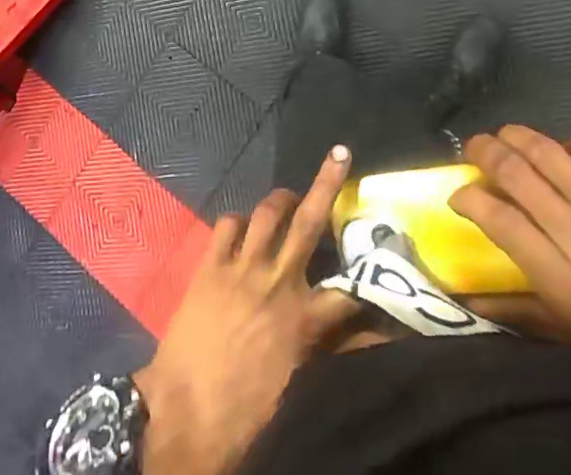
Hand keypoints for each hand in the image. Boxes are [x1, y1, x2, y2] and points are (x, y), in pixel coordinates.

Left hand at [134, 146, 362, 474]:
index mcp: (306, 317)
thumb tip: (348, 330)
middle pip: (309, 221)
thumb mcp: (298, 380)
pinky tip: (241, 228)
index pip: (351, 286)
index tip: (384, 254)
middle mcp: (278, 281)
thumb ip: (323, 346)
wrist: (187, 415)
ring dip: (280, 199)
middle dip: (327, 183)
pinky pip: (226, 226)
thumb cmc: (247, 408)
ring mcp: (241, 268)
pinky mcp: (209, 267)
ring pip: (267, 213)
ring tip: (287, 197)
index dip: (371, 273)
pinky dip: (237, 222)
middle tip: (338, 155)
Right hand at [449, 128, 570, 403]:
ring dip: (516, 136)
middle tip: (473, 149)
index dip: (467, 197)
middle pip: (514, 172)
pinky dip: (570, 143)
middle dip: (483, 151)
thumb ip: (520, 311)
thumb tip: (469, 303)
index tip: (458, 195)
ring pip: (546, 151)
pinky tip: (565, 153)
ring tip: (505, 137)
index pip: (495, 217)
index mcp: (558, 273)